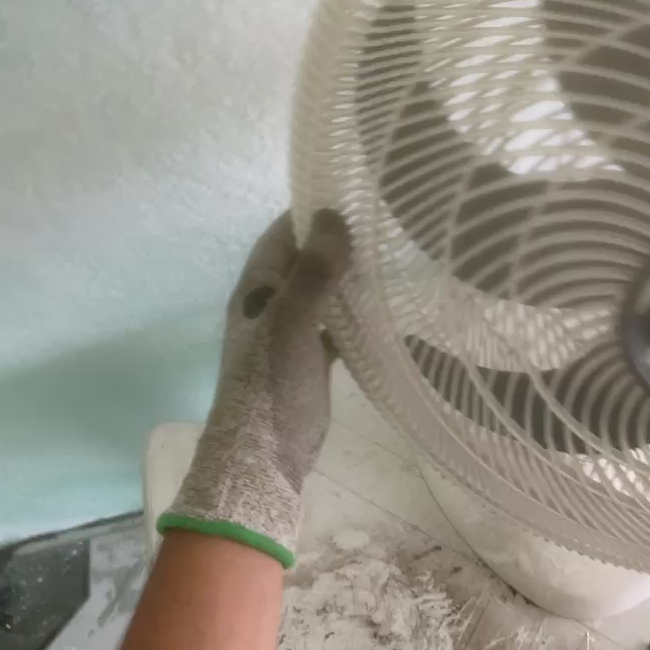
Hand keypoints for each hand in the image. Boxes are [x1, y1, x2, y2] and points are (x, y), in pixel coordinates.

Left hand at [158, 209, 351, 566]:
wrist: (263, 456)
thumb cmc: (271, 385)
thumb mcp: (293, 322)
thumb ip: (314, 272)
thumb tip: (333, 216)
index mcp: (258, 288)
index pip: (283, 232)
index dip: (312, 210)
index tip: (354, 192)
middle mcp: (273, 303)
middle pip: (306, 259)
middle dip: (338, 240)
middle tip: (385, 222)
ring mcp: (292, 331)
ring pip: (324, 290)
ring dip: (350, 275)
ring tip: (392, 255)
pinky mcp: (311, 357)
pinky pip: (336, 321)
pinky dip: (356, 310)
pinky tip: (386, 305)